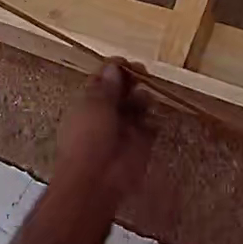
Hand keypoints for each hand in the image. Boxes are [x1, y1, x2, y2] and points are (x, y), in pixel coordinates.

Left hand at [53, 59, 153, 209]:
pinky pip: (151, 127)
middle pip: (122, 91)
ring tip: (145, 97)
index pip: (102, 80)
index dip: (113, 70)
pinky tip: (154, 115)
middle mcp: (105, 114)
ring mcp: (123, 130)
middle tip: (143, 73)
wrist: (96, 181)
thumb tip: (113, 67)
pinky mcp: (140, 145)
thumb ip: (107, 86)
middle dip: (132, 81)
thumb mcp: (94, 105)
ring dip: (143, 98)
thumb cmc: (88, 138)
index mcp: (88, 103)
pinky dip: (154, 120)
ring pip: (137, 106)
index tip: (127, 63)